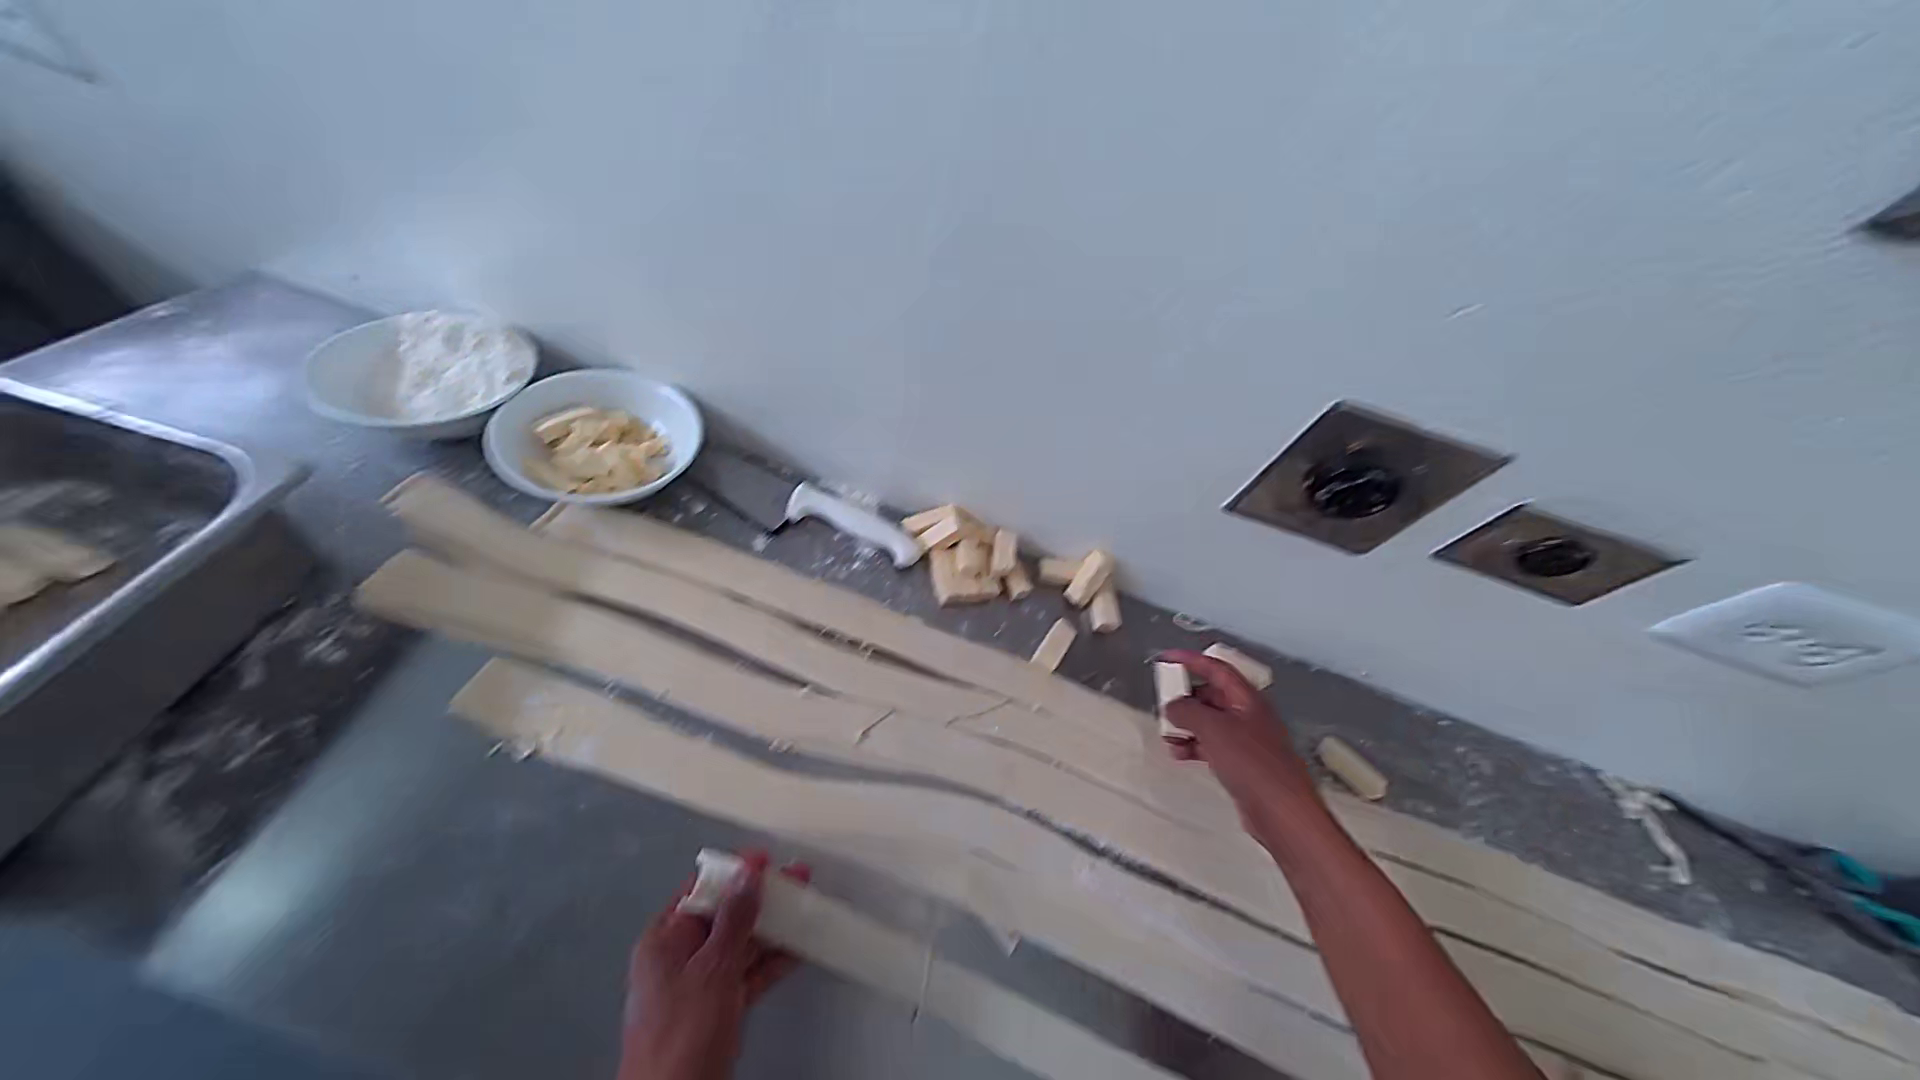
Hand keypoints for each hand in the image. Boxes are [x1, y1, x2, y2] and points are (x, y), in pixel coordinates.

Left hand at [618, 851, 810, 1079]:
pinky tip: (798, 945)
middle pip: (726, 914)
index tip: (766, 859)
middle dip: (762, 897)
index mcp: (665, 940)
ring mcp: (700, 983)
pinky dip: (772, 960)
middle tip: (796, 878)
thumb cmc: (684, 1032)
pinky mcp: (719, 1006)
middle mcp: (680, 956)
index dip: (734, 872)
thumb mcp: (713, 967)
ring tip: (805, 903)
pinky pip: (749, 971)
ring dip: (773, 925)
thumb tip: (747, 873)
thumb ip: (735, 918)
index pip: (702, 890)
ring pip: (741, 942)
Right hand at [1159, 650, 1321, 826]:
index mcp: (1246, 699)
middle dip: (1185, 699)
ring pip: (1208, 722)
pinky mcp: (1240, 763)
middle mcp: (1247, 715)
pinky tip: (1181, 754)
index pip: (1215, 669)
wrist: (1281, 811)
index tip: (1167, 657)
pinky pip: (1211, 745)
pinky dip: (1193, 746)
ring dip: (1186, 726)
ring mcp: (1245, 740)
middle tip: (1166, 706)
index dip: (1190, 660)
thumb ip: (1187, 711)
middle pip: (1210, 696)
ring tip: (1170, 736)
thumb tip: (1173, 706)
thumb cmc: (1254, 765)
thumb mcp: (1212, 729)